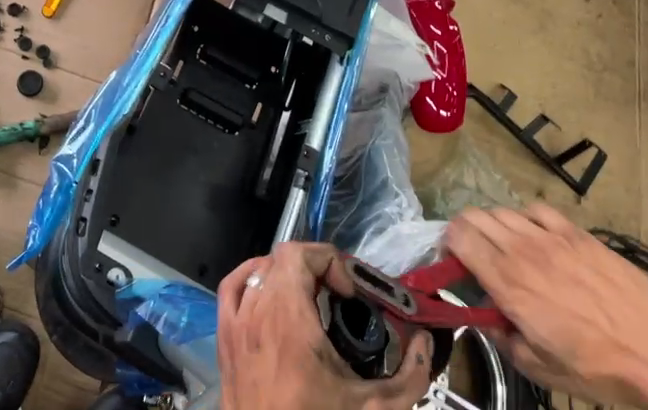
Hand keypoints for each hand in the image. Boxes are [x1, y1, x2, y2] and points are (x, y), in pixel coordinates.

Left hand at [216, 242, 434, 409]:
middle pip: (281, 259)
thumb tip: (423, 342)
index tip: (349, 292)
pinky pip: (232, 288)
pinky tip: (270, 294)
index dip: (328, 260)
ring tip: (311, 301)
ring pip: (258, 271)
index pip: (297, 254)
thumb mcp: (376, 409)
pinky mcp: (223, 337)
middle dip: (314, 268)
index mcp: (288, 319)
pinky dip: (251, 279)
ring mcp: (235, 323)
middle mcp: (257, 312)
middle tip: (339, 297)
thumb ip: (411, 376)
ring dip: (287, 276)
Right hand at [446, 204, 647, 404]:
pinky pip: (537, 210)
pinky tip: (536, 238)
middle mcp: (523, 250)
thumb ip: (501, 337)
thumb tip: (486, 318)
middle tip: (474, 257)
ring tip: (505, 250)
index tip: (453, 266)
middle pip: (473, 216)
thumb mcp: (538, 367)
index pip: (457, 236)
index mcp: (508, 282)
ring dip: (493, 227)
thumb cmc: (599, 367)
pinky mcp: (579, 233)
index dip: (446, 246)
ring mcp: (552, 237)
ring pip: (502, 211)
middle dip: (464, 233)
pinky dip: (526, 219)